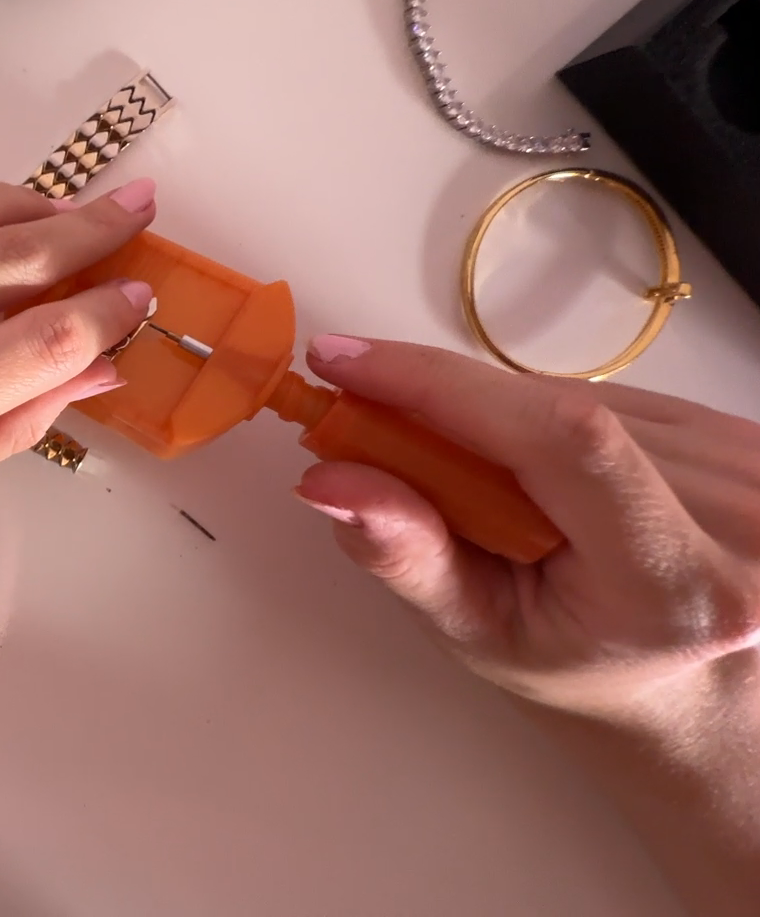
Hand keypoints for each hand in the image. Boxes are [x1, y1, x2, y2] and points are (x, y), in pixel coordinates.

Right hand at [293, 335, 759, 723]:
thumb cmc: (566, 663)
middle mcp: (748, 514)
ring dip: (478, 415)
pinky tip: (523, 468)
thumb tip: (321, 480)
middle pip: (546, 411)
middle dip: (430, 403)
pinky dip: (524, 417)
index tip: (337, 361)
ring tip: (459, 476)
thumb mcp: (465, 629)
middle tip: (362, 430)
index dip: (438, 383)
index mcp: (677, 582)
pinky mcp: (747, 435)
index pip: (560, 439)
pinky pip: (593, 396)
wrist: (684, 677)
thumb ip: (401, 556)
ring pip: (561, 397)